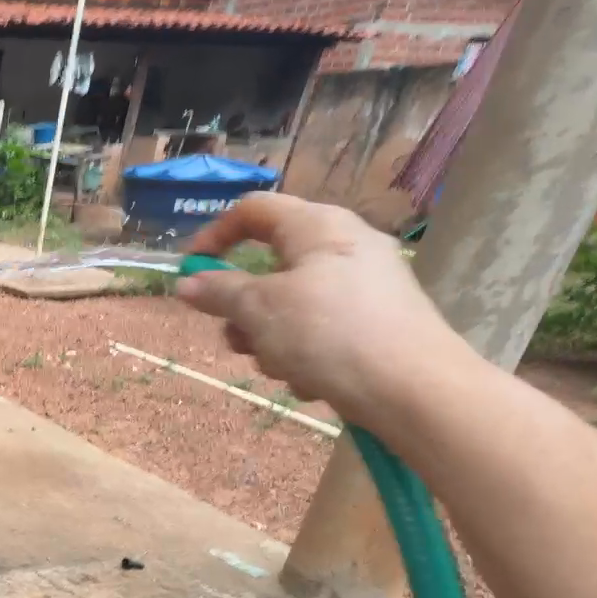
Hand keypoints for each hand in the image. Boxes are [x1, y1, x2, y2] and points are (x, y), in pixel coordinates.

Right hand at [175, 193, 471, 424]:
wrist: (410, 387)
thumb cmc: (327, 332)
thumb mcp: (257, 308)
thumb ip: (218, 291)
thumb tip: (186, 283)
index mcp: (318, 228)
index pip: (252, 210)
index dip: (213, 235)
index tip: (187, 273)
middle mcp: (342, 248)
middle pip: (266, 267)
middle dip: (240, 306)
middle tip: (234, 333)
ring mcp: (359, 287)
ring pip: (284, 305)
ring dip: (265, 337)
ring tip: (276, 363)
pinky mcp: (369, 323)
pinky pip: (313, 330)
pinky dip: (298, 353)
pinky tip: (307, 376)